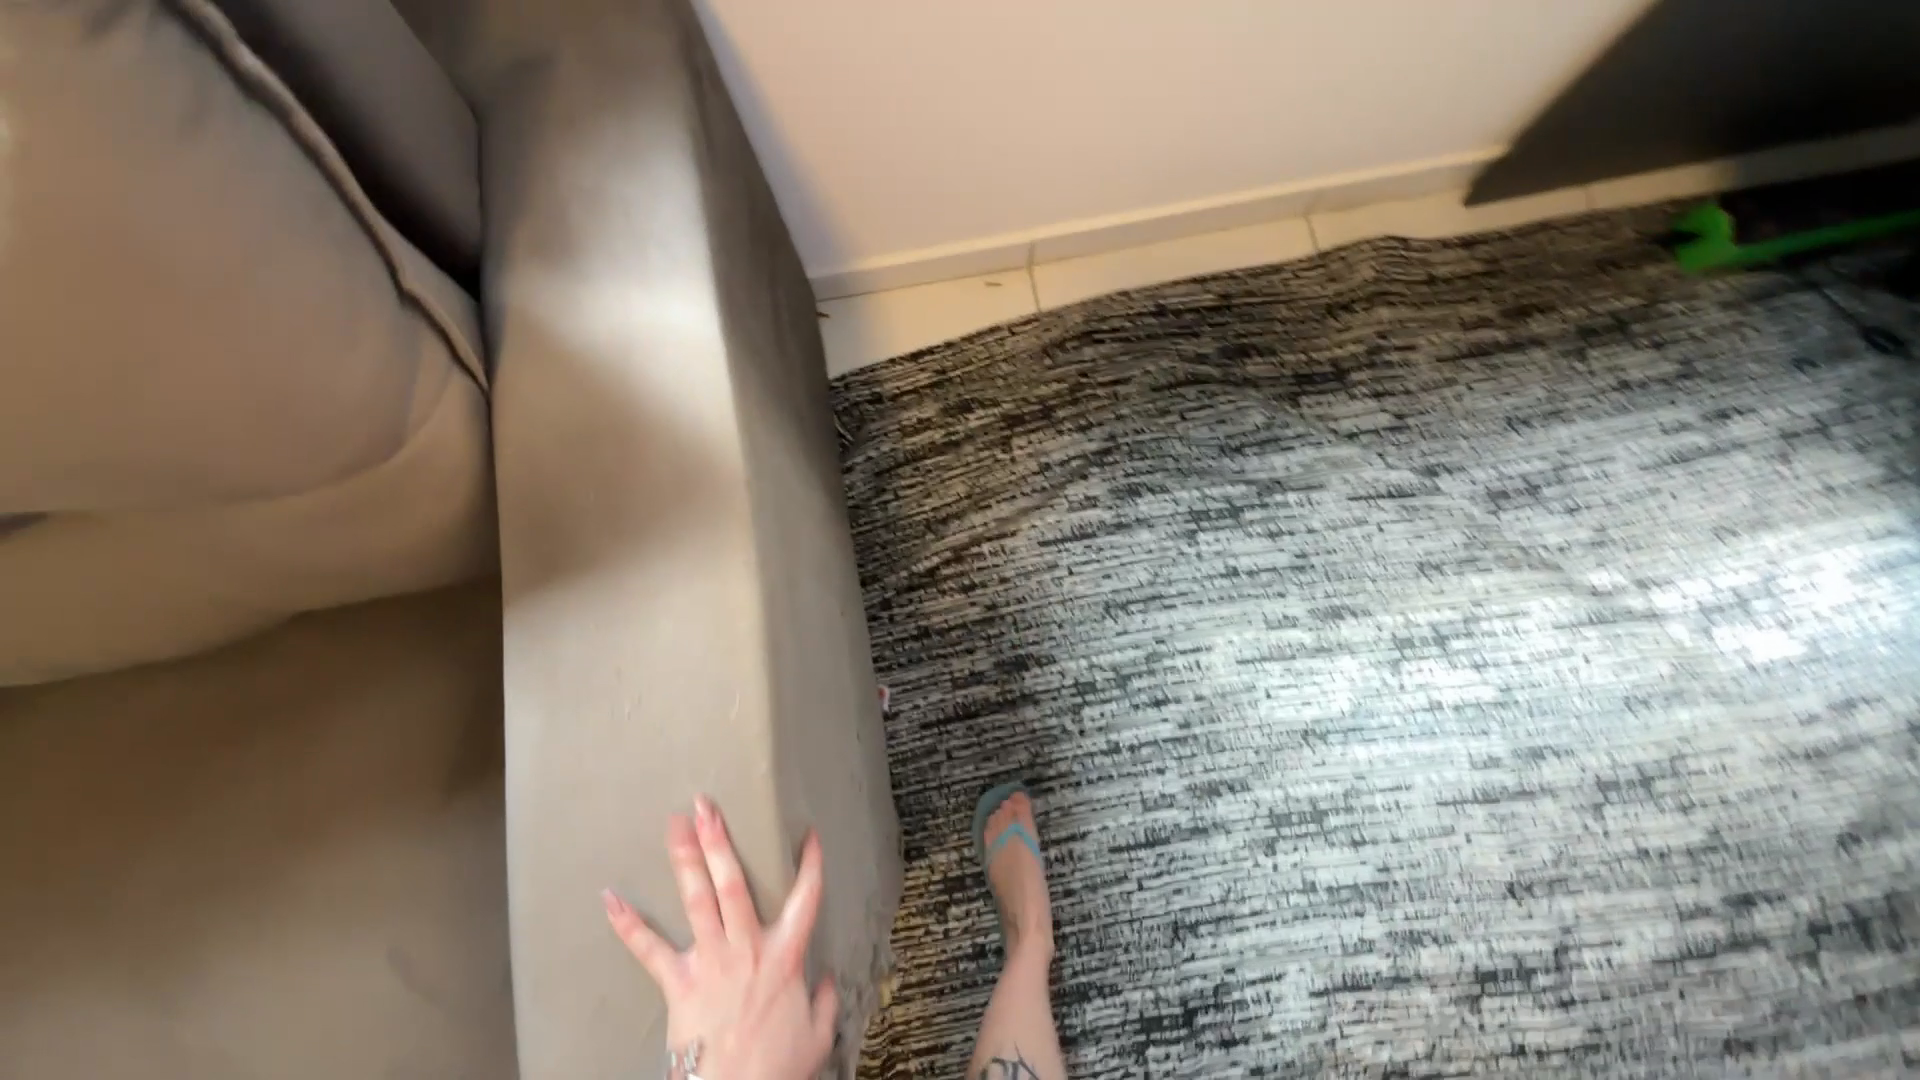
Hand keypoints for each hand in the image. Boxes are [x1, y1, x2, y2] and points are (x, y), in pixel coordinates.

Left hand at [602, 796, 837, 1079]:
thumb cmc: (777, 1068)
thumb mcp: (817, 1034)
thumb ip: (825, 1001)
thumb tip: (828, 980)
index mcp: (785, 956)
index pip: (805, 899)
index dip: (811, 865)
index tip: (809, 834)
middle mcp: (747, 948)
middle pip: (733, 884)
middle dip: (720, 843)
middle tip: (708, 807)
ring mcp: (710, 962)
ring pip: (698, 901)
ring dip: (685, 860)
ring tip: (675, 825)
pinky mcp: (678, 983)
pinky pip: (649, 950)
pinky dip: (628, 924)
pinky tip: (610, 898)